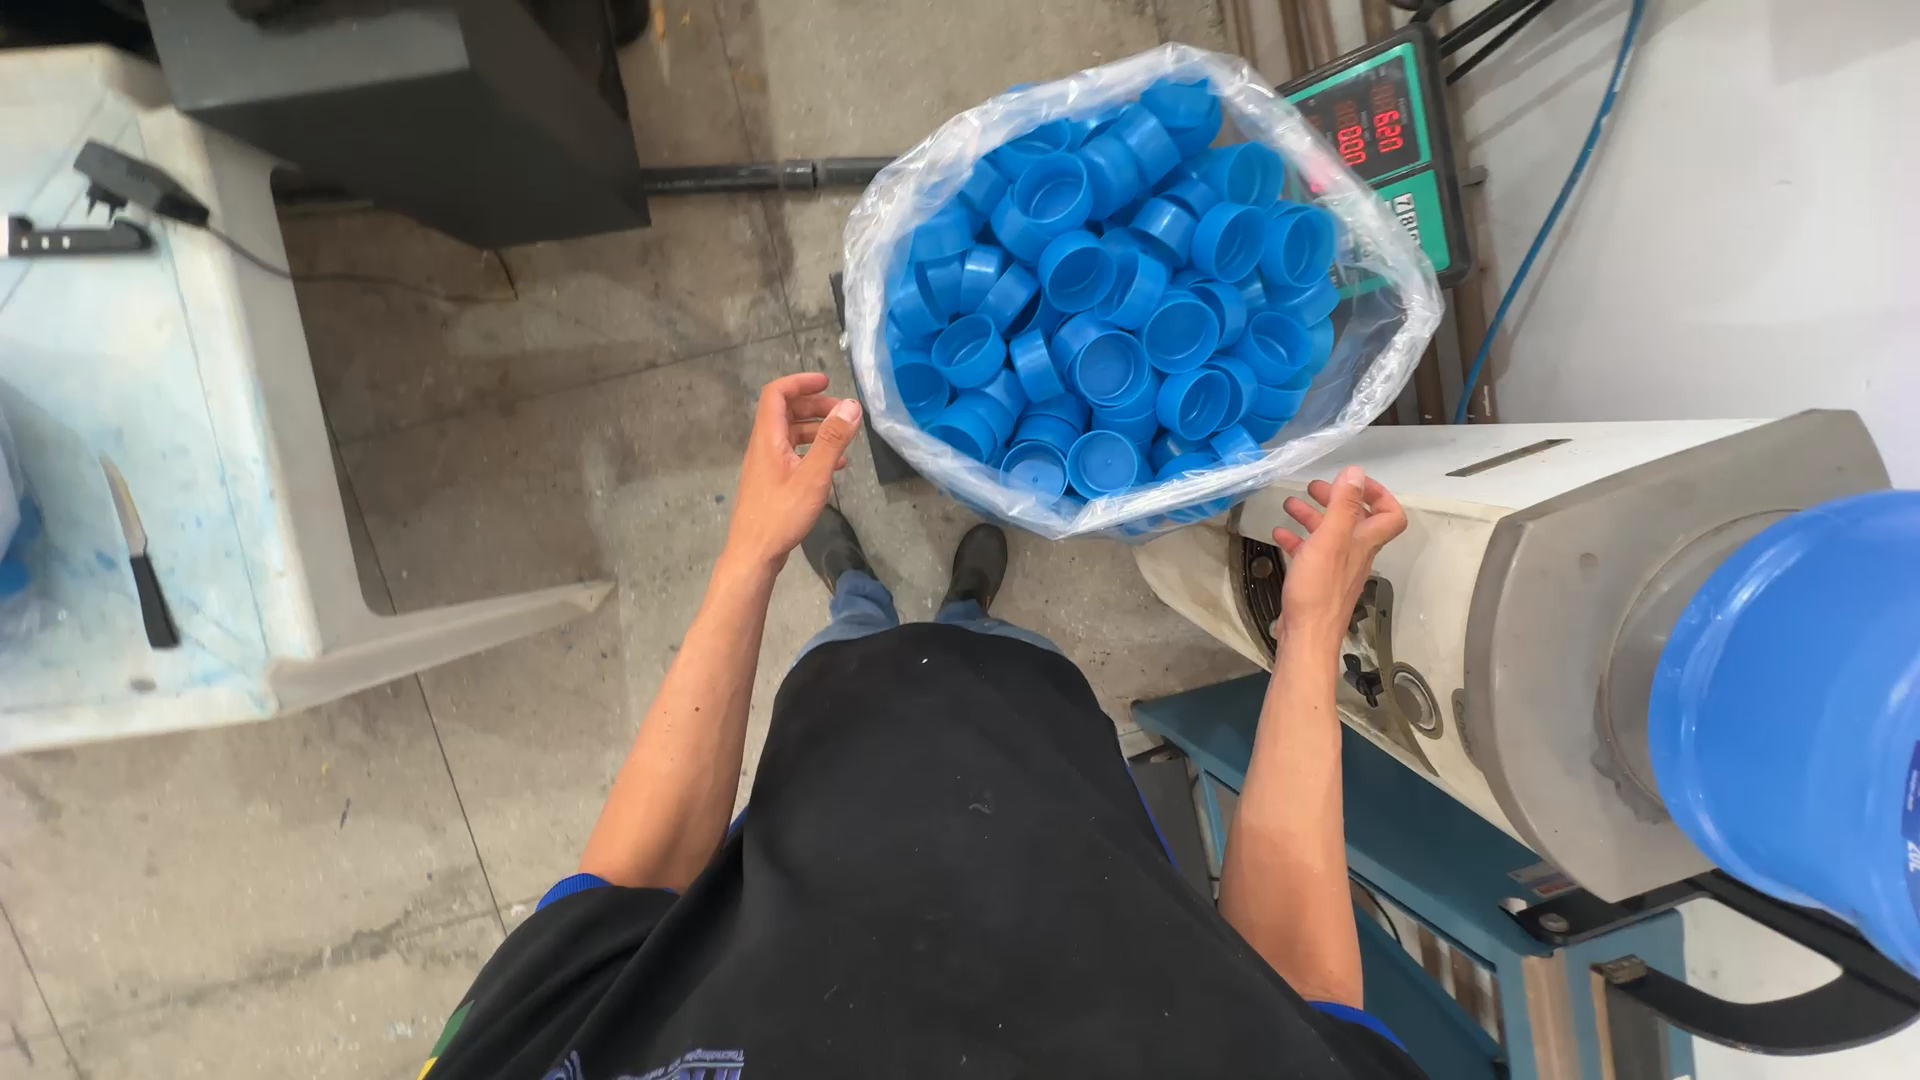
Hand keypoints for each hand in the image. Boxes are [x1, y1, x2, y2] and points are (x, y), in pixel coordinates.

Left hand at [723, 373, 862, 571]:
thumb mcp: (813, 476)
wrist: (754, 553)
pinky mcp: (772, 483)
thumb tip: (851, 406)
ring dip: (817, 429)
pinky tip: (835, 465)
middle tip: (844, 413)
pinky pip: (793, 455)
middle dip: (815, 406)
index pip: (777, 394)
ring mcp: (766, 466)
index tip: (827, 382)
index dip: (800, 382)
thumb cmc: (781, 514)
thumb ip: (832, 440)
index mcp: (768, 438)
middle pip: (785, 412)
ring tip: (845, 438)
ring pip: (791, 435)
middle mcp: (763, 447)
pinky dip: (814, 452)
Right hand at [1272, 465, 1406, 651]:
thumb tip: (1355, 473)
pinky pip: (1310, 552)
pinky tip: (1279, 534)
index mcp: (1363, 543)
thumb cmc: (1318, 589)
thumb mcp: (1329, 541)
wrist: (1306, 635)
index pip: (1390, 515)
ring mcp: (1336, 568)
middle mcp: (1355, 553)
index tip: (1351, 483)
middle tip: (1313, 488)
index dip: (1378, 494)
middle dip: (1336, 499)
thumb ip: (1342, 506)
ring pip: (1329, 534)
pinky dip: (1297, 539)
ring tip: (1290, 504)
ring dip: (1313, 516)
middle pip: (1355, 520)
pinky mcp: (1317, 580)